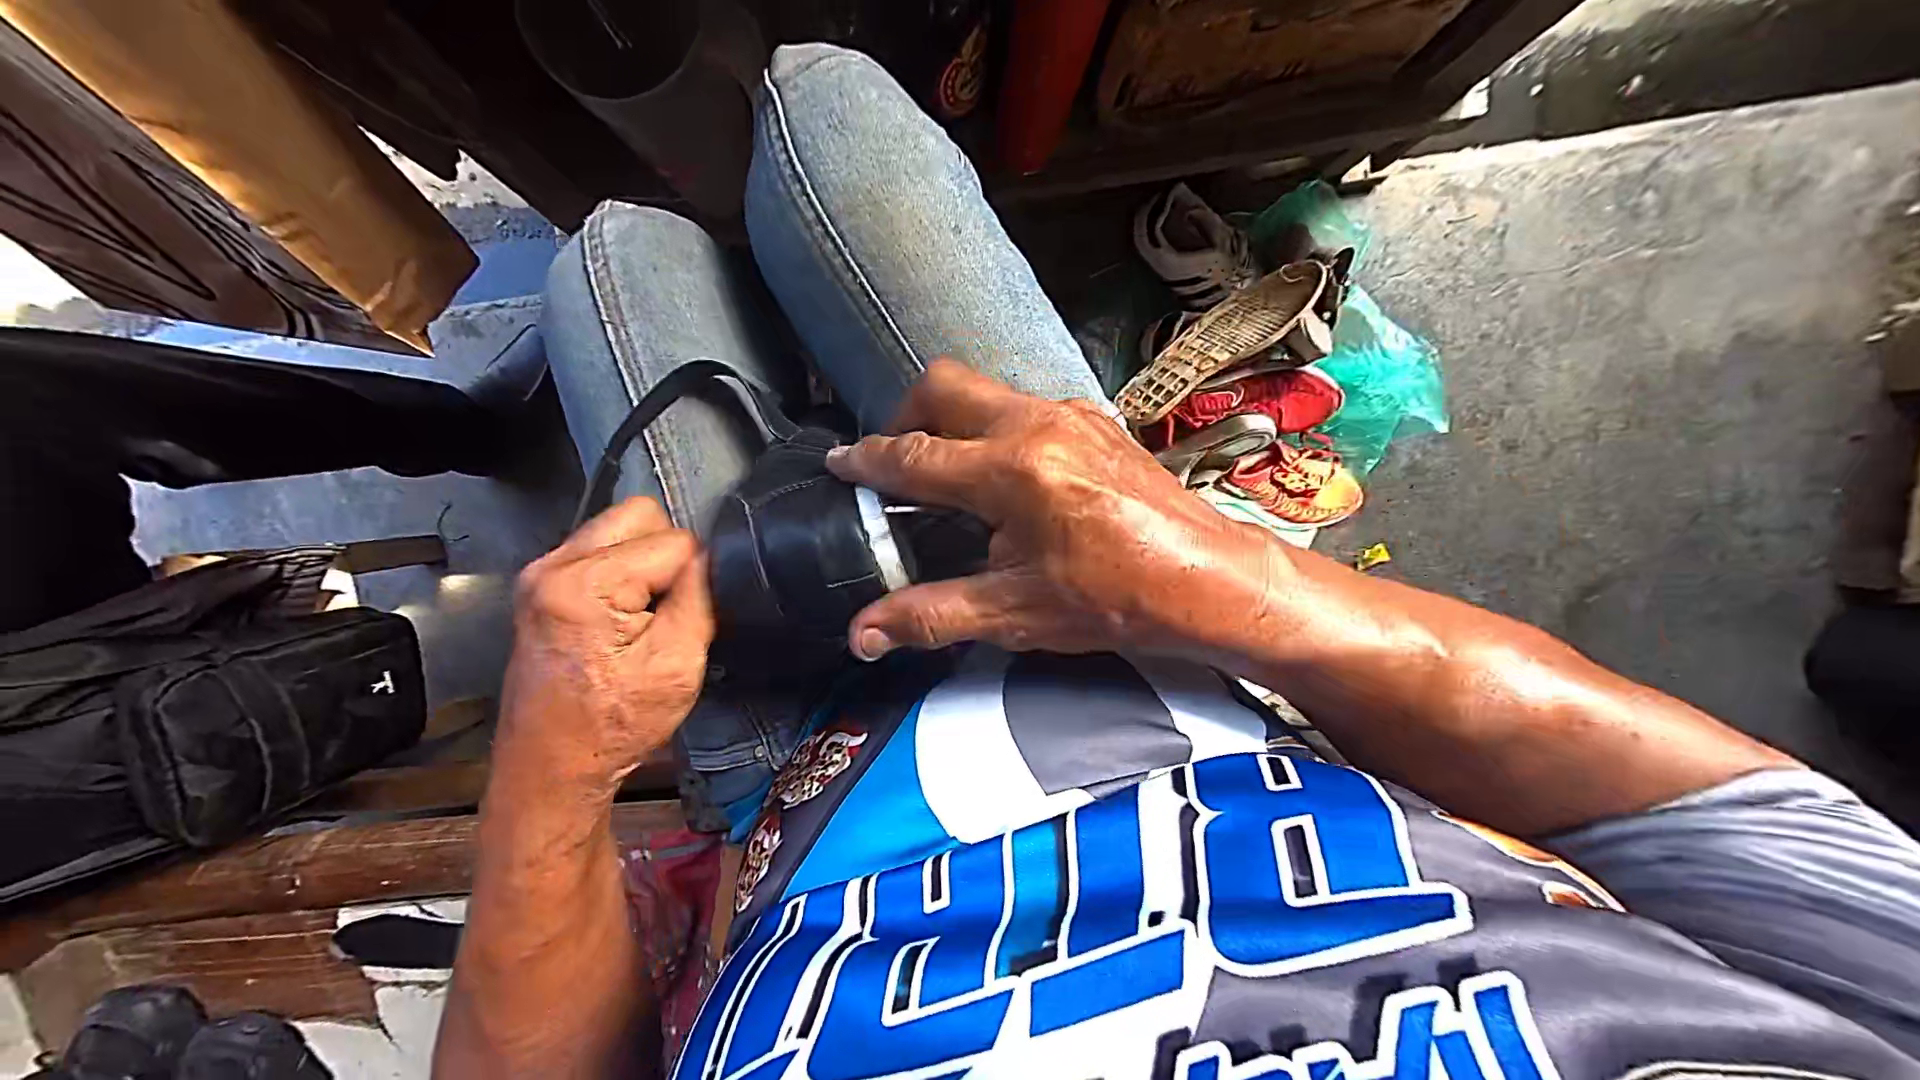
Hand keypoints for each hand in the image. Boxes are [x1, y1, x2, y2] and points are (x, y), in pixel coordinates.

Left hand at [496, 497, 714, 793]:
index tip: (686, 620)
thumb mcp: (679, 661)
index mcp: (584, 582)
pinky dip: (623, 570)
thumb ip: (700, 595)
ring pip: (619, 527)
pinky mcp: (540, 586)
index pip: (674, 541)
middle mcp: (553, 563)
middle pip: (640, 515)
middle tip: (669, 605)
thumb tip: (711, 556)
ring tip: (646, 613)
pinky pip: (600, 549)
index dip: (696, 576)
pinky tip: (625, 614)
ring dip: (645, 561)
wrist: (551, 767)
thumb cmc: (617, 722)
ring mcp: (540, 572)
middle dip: (668, 553)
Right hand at [824, 360, 1268, 659]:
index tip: (840, 462)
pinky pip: (1024, 404)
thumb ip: (931, 615)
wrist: (1209, 581)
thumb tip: (864, 633)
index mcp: (1011, 472)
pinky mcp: (1094, 421)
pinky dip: (994, 427)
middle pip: (942, 386)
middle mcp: (1036, 425)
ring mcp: (1070, 415)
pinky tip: (1005, 473)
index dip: (867, 460)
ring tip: (945, 469)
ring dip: (951, 419)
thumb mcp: (1015, 613)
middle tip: (892, 459)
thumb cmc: (1118, 599)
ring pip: (985, 390)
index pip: (914, 456)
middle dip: (904, 416)